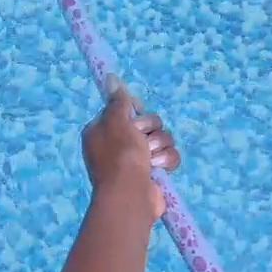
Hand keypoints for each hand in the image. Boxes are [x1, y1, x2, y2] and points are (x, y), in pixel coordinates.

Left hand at [82, 79, 178, 220]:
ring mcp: (136, 159)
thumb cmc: (120, 155)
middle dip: (150, 130)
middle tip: (141, 141)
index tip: (135, 116)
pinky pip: (169, 155)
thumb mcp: (116, 121)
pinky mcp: (152, 173)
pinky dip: (166, 161)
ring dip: (159, 146)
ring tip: (150, 159)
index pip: (125, 110)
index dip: (135, 112)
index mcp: (103, 131)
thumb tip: (110, 77)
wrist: (130, 194)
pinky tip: (158, 169)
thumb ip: (117, 100)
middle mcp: (117, 144)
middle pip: (148, 122)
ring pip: (161, 138)